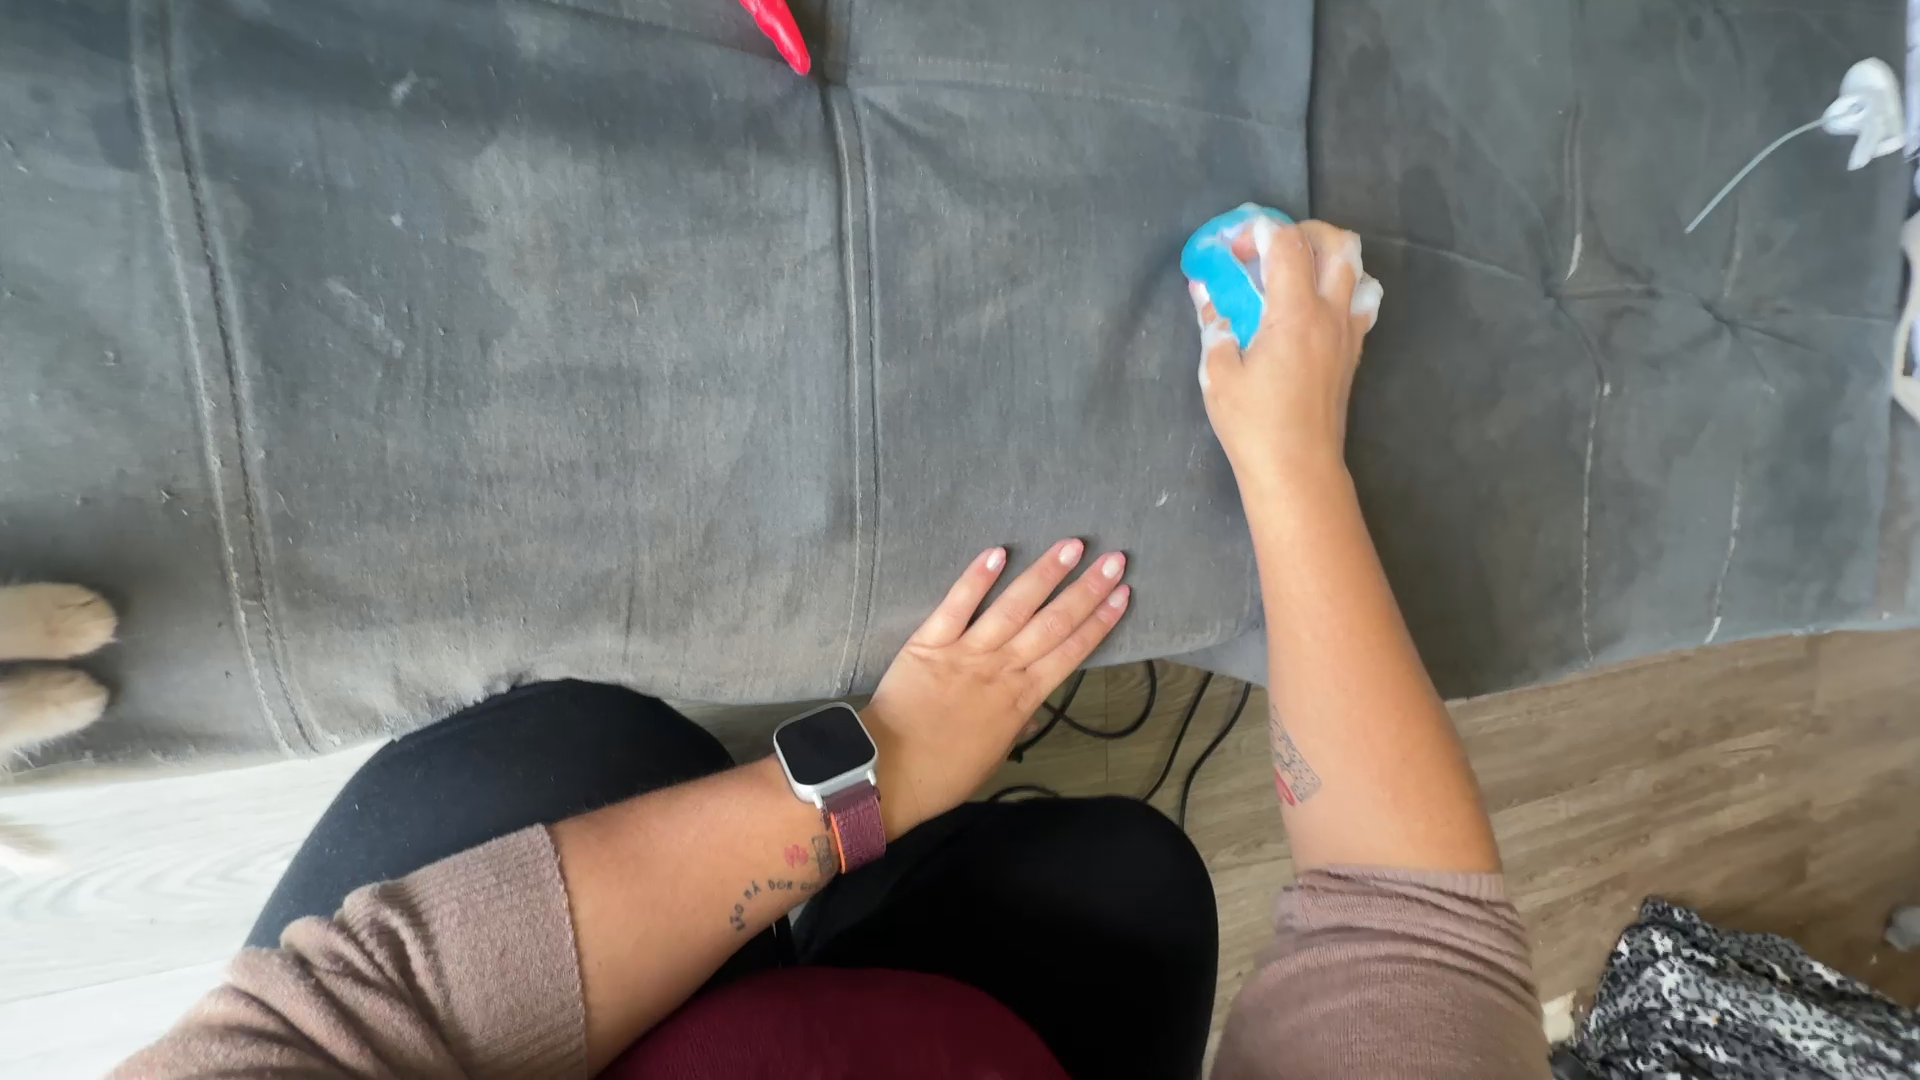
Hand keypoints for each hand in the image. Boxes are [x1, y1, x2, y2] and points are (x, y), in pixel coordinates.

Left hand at [862, 540, 1129, 837]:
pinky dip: (977, 578)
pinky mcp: (930, 642)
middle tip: (1114, 560)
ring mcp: (968, 652)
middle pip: (1054, 623)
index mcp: (1023, 699)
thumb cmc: (945, 773)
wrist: (890, 773)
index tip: (1123, 595)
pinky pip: (957, 605)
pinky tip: (999, 552)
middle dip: (1087, 590)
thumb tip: (1036, 709)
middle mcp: (1003, 669)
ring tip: (1072, 547)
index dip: (1099, 622)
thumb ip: (1017, 724)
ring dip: (1045, 575)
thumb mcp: (995, 755)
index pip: (1071, 652)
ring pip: (1015, 607)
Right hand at [1188, 218, 1379, 482]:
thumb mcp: (1218, 375)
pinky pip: (1361, 298)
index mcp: (1295, 313)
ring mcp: (1348, 330)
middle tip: (1264, 249)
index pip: (1287, 245)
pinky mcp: (1353, 350)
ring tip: (1291, 272)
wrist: (1297, 467)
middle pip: (1335, 242)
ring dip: (1324, 254)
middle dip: (1298, 231)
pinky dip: (1340, 285)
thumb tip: (1205, 293)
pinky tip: (1313, 304)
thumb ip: (1214, 326)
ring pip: (1355, 266)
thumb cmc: (1253, 424)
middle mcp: (1331, 312)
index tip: (1230, 244)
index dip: (1258, 231)